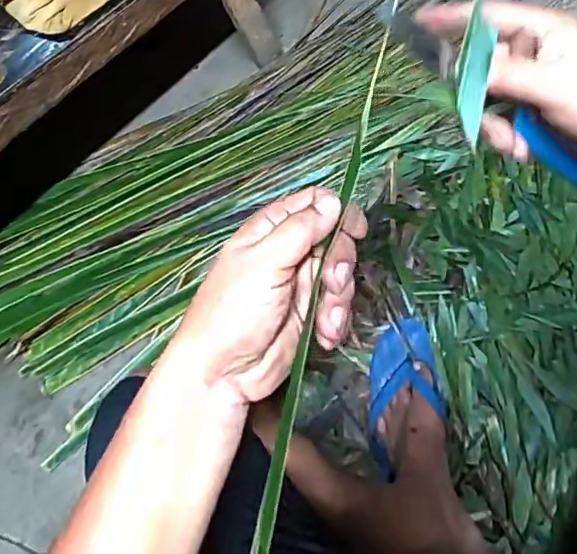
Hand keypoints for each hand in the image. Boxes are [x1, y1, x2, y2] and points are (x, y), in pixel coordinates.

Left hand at [164, 188, 364, 408]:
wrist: (222, 375)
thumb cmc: (234, 310)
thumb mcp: (264, 262)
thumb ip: (301, 229)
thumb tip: (334, 201)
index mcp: (272, 228)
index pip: (314, 203)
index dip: (337, 211)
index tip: (354, 230)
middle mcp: (290, 250)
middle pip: (335, 237)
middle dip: (341, 261)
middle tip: (333, 282)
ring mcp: (301, 282)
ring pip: (341, 272)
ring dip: (340, 296)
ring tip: (325, 320)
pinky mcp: (310, 312)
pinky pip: (338, 304)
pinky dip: (337, 319)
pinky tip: (324, 335)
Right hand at [415, 0, 576, 169]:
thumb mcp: (555, 86)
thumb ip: (505, 75)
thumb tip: (460, 69)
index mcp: (540, 30)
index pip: (487, 16)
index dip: (452, 17)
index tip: (420, 20)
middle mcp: (532, 51)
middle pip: (479, 63)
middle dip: (476, 95)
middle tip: (476, 115)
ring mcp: (533, 82)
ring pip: (487, 97)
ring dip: (493, 123)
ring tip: (513, 144)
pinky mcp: (535, 110)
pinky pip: (502, 118)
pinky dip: (507, 136)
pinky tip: (525, 151)